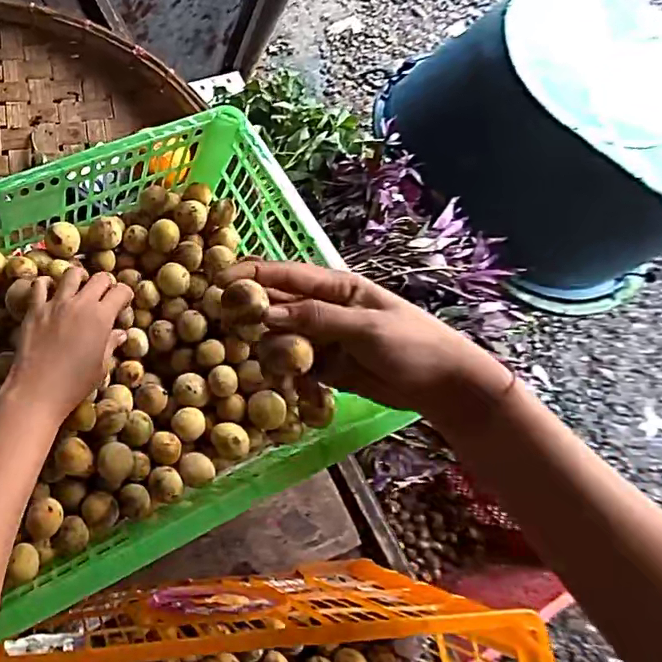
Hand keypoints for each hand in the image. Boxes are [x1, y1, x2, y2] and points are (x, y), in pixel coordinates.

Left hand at [0, 267, 131, 418]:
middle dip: (106, 283)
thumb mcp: (100, 367)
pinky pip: (40, 285)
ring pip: (72, 274)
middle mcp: (80, 303)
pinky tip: (50, 290)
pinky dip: (46, 283)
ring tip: (79, 286)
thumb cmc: (74, 383)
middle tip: (104, 295)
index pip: (120, 291)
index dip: (125, 294)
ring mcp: (55, 303)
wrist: (37, 389)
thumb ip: (110, 345)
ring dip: (80, 277)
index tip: (123, 302)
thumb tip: (119, 333)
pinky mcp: (35, 309)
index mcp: (101, 317)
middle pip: (99, 278)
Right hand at [219, 260, 513, 424]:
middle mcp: (323, 308)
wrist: (445, 386)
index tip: (217, 281)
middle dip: (248, 310)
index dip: (250, 275)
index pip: (285, 274)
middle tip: (215, 320)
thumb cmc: (413, 345)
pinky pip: (292, 362)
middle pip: (276, 304)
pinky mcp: (324, 366)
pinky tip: (262, 374)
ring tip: (235, 351)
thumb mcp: (365, 327)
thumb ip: (316, 319)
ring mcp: (322, 338)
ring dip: (261, 342)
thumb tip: (265, 313)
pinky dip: (278, 367)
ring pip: (280, 335)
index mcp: (336, 286)